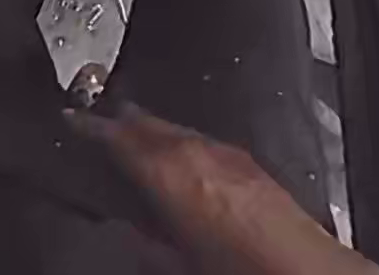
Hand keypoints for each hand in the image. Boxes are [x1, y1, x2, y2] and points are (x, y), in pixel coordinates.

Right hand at [69, 102, 378, 274]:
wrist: (306, 273)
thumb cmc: (238, 270)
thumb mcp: (179, 264)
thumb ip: (148, 243)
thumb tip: (128, 231)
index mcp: (167, 173)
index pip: (118, 137)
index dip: (90, 126)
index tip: (72, 118)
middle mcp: (190, 149)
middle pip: (144, 121)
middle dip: (120, 119)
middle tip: (99, 121)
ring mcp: (218, 148)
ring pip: (171, 127)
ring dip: (149, 130)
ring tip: (134, 136)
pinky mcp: (241, 156)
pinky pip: (197, 138)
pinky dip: (178, 141)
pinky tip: (179, 159)